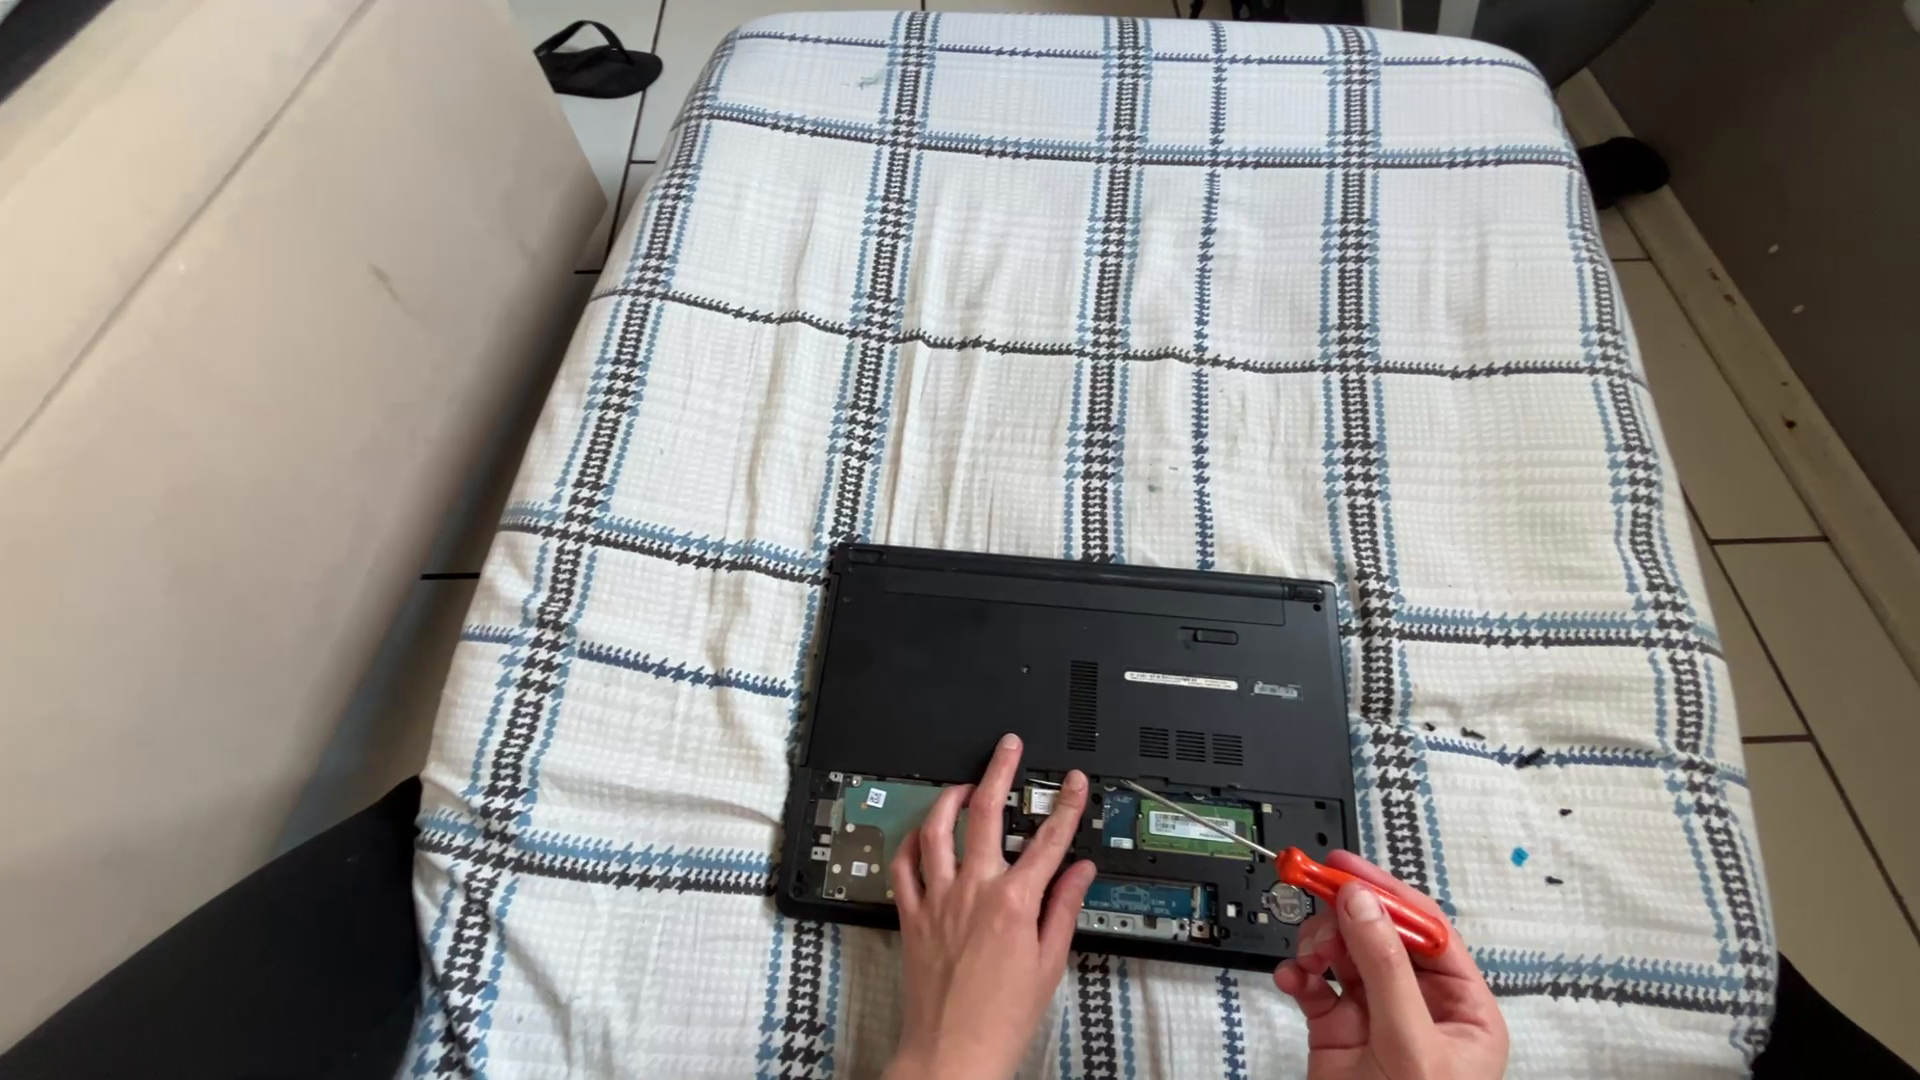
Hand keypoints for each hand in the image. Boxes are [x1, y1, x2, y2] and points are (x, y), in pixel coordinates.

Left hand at [882, 734, 1096, 1079]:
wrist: (953, 1053)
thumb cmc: (1002, 1017)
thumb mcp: (1049, 963)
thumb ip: (1064, 908)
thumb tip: (1080, 872)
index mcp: (1014, 903)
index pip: (1048, 840)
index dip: (1065, 805)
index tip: (1072, 782)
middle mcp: (974, 890)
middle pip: (985, 813)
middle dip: (999, 771)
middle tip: (1007, 747)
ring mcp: (939, 898)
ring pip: (937, 830)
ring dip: (949, 798)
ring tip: (962, 783)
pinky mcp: (913, 913)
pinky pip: (903, 865)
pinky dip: (909, 842)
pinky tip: (919, 831)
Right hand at [1273, 852, 1507, 1079]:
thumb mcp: (1410, 1047)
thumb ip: (1386, 968)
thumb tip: (1362, 903)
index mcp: (1460, 1008)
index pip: (1426, 929)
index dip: (1385, 892)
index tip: (1345, 866)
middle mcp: (1417, 1004)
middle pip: (1376, 931)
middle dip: (1342, 916)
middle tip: (1312, 893)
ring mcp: (1373, 1013)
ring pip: (1340, 947)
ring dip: (1316, 942)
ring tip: (1307, 956)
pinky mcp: (1335, 1024)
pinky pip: (1312, 979)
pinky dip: (1296, 972)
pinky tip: (1293, 980)